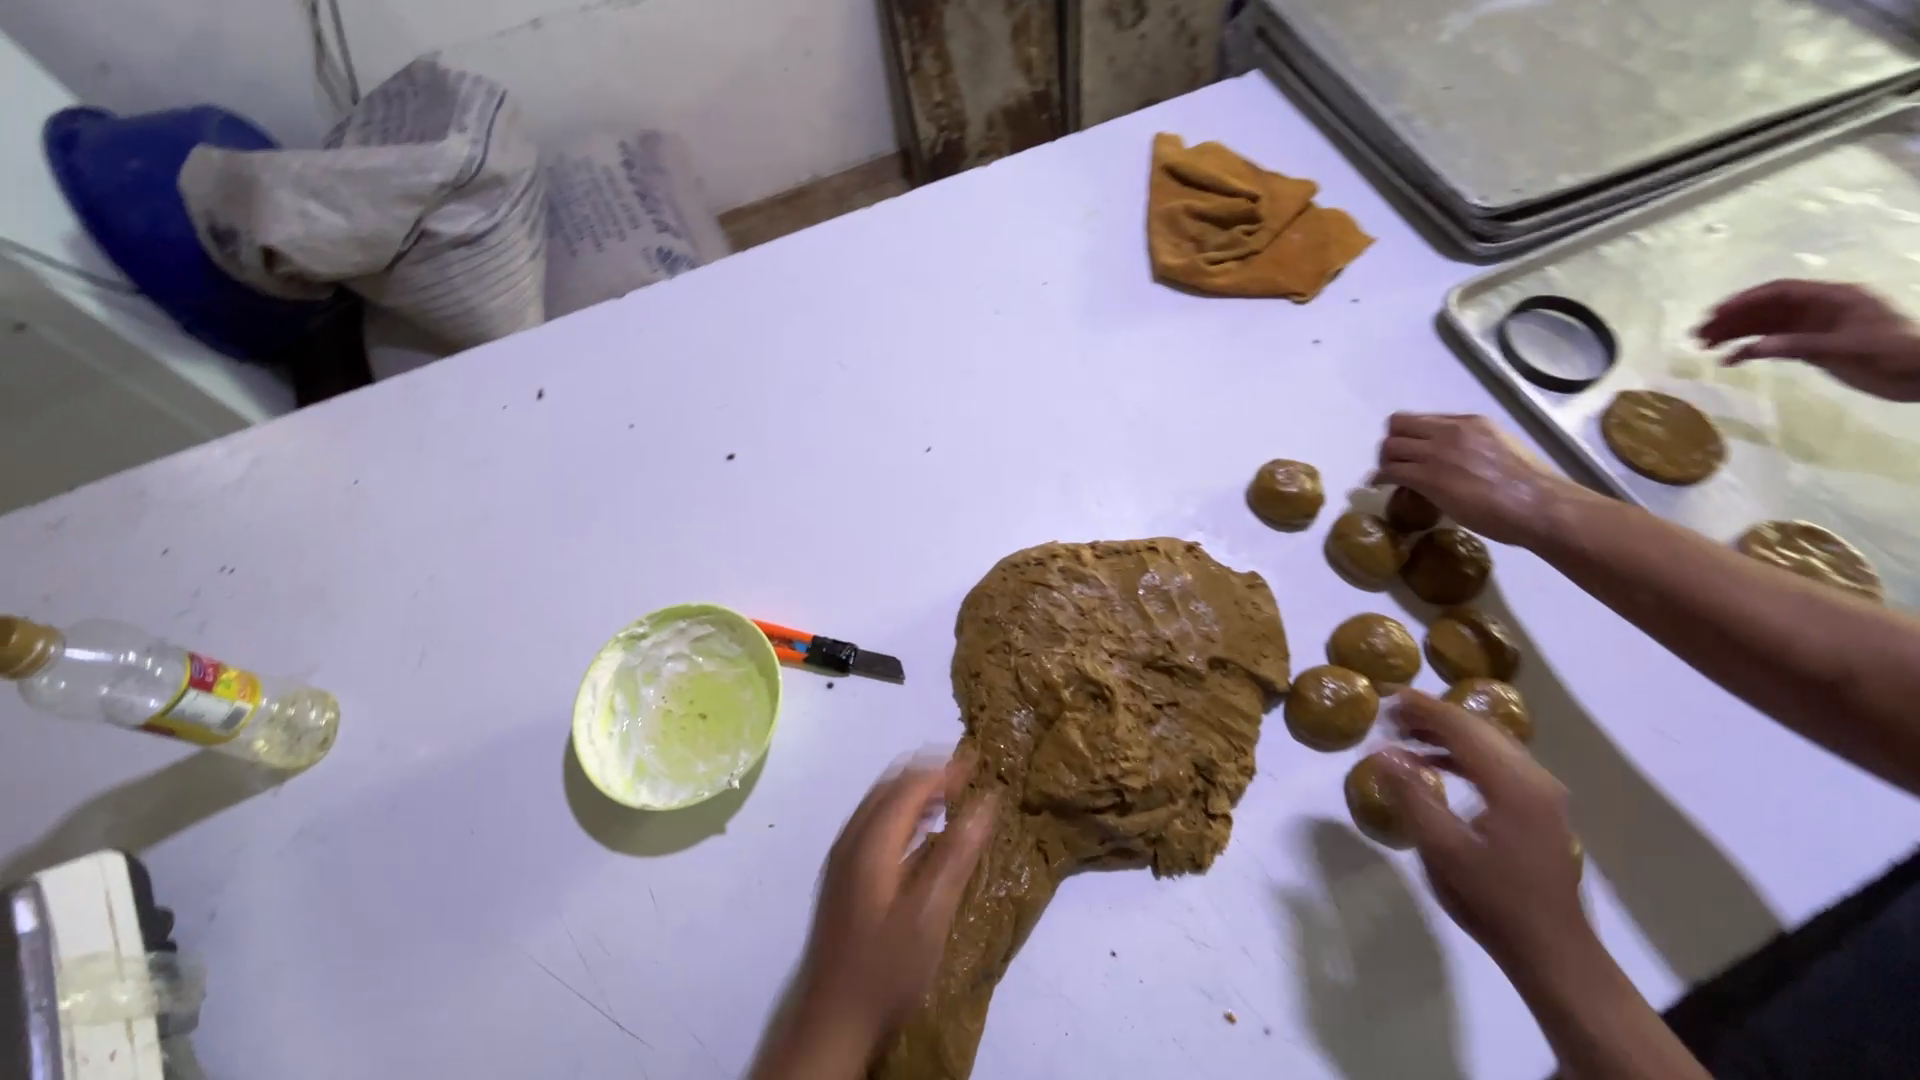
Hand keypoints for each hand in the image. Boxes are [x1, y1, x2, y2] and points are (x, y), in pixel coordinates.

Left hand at [796, 755, 995, 1039]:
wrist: (832, 1018)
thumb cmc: (886, 968)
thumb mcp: (931, 913)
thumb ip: (958, 854)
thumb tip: (988, 802)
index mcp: (871, 842)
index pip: (909, 784)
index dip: (945, 770)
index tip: (979, 767)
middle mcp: (850, 840)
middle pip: (889, 785)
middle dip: (928, 773)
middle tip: (967, 777)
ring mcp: (841, 858)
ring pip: (878, 803)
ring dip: (914, 792)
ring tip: (951, 799)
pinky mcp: (841, 877)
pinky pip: (873, 823)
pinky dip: (901, 813)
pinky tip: (923, 834)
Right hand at [1376, 692, 1588, 970]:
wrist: (1550, 948)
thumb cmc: (1491, 899)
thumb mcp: (1441, 849)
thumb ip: (1411, 795)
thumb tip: (1382, 753)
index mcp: (1513, 784)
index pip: (1463, 729)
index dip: (1423, 709)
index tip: (1386, 696)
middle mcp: (1535, 778)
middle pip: (1480, 730)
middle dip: (1433, 716)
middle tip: (1390, 713)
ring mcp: (1542, 793)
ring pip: (1490, 744)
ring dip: (1447, 734)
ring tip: (1405, 735)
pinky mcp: (1539, 808)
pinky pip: (1497, 763)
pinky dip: (1463, 755)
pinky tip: (1434, 765)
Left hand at [1377, 413, 1584, 547]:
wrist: (1539, 505)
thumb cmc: (1530, 485)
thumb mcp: (1500, 448)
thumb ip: (1474, 446)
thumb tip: (1457, 458)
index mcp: (1471, 422)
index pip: (1424, 419)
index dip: (1411, 434)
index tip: (1410, 450)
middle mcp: (1451, 431)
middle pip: (1399, 425)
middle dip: (1391, 443)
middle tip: (1392, 461)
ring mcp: (1438, 453)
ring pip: (1390, 447)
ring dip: (1384, 461)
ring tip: (1388, 475)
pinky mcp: (1429, 477)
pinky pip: (1390, 472)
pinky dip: (1380, 478)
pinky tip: (1380, 486)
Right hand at [1695, 279, 1919, 401]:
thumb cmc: (1890, 355)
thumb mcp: (1845, 349)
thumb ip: (1796, 346)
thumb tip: (1748, 349)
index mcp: (1833, 298)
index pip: (1780, 292)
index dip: (1745, 300)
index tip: (1714, 314)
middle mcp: (1820, 308)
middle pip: (1767, 308)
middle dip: (1732, 319)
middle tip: (1698, 335)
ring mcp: (1816, 327)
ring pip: (1766, 325)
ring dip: (1735, 334)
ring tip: (1705, 347)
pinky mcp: (1812, 346)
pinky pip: (1773, 343)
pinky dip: (1750, 350)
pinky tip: (1731, 362)